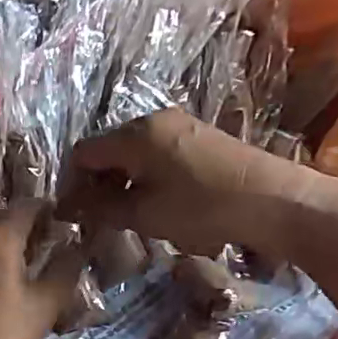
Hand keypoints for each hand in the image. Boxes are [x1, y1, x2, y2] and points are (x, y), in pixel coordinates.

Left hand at [0, 204, 84, 338]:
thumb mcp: (47, 304)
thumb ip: (66, 268)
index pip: (25, 207)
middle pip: (1, 218)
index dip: (47, 208)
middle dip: (26, 221)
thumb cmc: (6, 335)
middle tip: (50, 236)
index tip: (64, 217)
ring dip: (4, 237)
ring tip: (28, 254)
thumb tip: (78, 244)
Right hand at [56, 108, 321, 259]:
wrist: (273, 199)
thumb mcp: (143, 214)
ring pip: (131, 152)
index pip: (83, 153)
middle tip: (101, 218)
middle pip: (106, 149)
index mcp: (134, 134)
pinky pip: (154, 152)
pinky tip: (156, 201)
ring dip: (121, 182)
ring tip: (129, 214)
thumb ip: (100, 209)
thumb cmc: (201, 207)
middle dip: (97, 183)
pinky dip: (144, 176)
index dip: (73, 184)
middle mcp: (152, 120)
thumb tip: (65, 208)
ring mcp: (178, 125)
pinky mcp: (197, 136)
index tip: (77, 215)